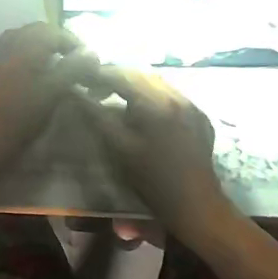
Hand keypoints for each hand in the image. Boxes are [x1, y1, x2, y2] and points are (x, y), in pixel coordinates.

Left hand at [0, 23, 97, 174]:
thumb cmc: (22, 114)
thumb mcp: (54, 91)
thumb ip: (74, 67)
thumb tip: (92, 52)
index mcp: (24, 43)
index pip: (55, 31)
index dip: (74, 42)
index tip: (88, 59)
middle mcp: (8, 43)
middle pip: (37, 31)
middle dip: (58, 42)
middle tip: (74, 59)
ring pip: (23, 40)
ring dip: (42, 48)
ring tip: (57, 66)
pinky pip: (12, 52)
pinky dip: (27, 56)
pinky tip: (36, 74)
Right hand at [78, 67, 228, 232]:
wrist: (196, 204)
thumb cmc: (152, 179)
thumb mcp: (119, 148)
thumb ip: (98, 116)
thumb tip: (76, 93)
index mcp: (155, 102)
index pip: (121, 76)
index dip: (98, 75)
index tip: (82, 81)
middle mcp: (176, 96)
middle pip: (141, 74)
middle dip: (117, 78)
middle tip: (97, 89)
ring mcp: (192, 106)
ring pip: (159, 83)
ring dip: (136, 85)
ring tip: (118, 98)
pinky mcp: (200, 118)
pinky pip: (173, 96)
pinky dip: (154, 97)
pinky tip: (146, 112)